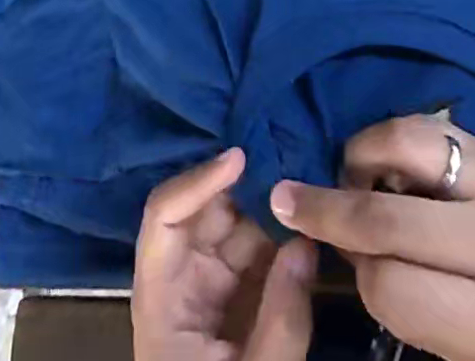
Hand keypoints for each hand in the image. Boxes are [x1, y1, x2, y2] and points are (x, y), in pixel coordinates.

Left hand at [135, 148, 315, 360]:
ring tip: (312, 187)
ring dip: (273, 208)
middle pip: (207, 213)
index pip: (164, 218)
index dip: (197, 182)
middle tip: (297, 164)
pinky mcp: (238, 294)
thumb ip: (282, 317)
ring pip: (239, 226)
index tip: (241, 157)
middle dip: (250, 189)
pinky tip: (312, 219)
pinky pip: (260, 250)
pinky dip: (285, 234)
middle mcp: (181, 278)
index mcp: (162, 297)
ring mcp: (210, 284)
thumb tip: (306, 240)